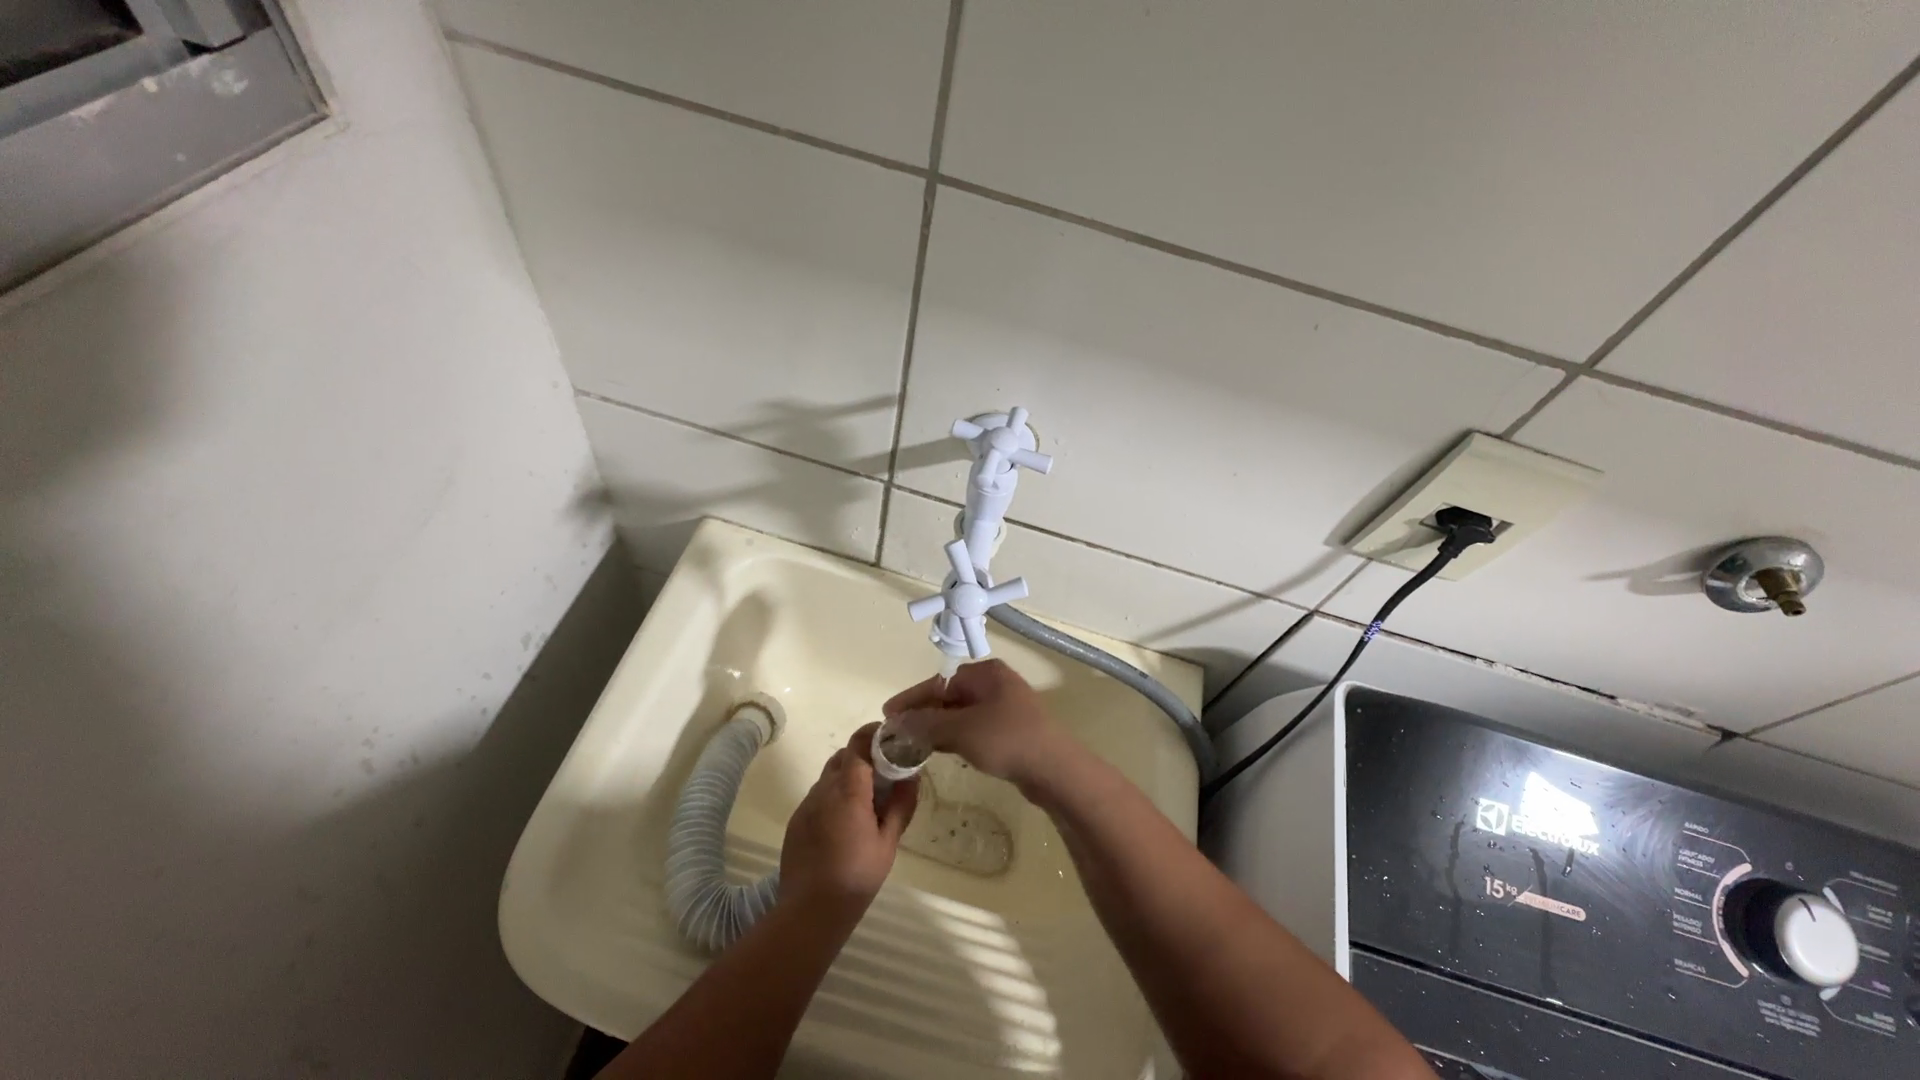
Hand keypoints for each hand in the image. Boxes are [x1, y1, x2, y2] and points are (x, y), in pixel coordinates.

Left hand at [778, 723, 916, 918]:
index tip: (891, 738)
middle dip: (864, 756)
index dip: (873, 735)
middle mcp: (823, 790)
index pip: (858, 744)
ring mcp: (806, 805)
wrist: (811, 910)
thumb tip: (911, 776)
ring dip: (848, 777)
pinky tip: (845, 821)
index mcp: (848, 791)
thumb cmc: (857, 876)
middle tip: (885, 772)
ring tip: (867, 799)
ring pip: (828, 776)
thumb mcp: (888, 842)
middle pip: (842, 757)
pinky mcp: (797, 820)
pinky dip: (834, 796)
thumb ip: (901, 805)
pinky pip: (818, 796)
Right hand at [882, 659, 1077, 793]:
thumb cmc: (1007, 740)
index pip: (939, 682)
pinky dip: (956, 738)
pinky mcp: (1012, 731)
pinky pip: (975, 729)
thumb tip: (896, 722)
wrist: (1055, 770)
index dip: (911, 699)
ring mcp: (1006, 708)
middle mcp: (997, 684)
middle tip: (898, 734)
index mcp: (986, 673)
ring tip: (914, 745)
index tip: (887, 715)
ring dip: (938, 728)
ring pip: (962, 715)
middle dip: (924, 714)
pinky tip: (943, 751)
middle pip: (950, 696)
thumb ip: (926, 723)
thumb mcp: (960, 730)